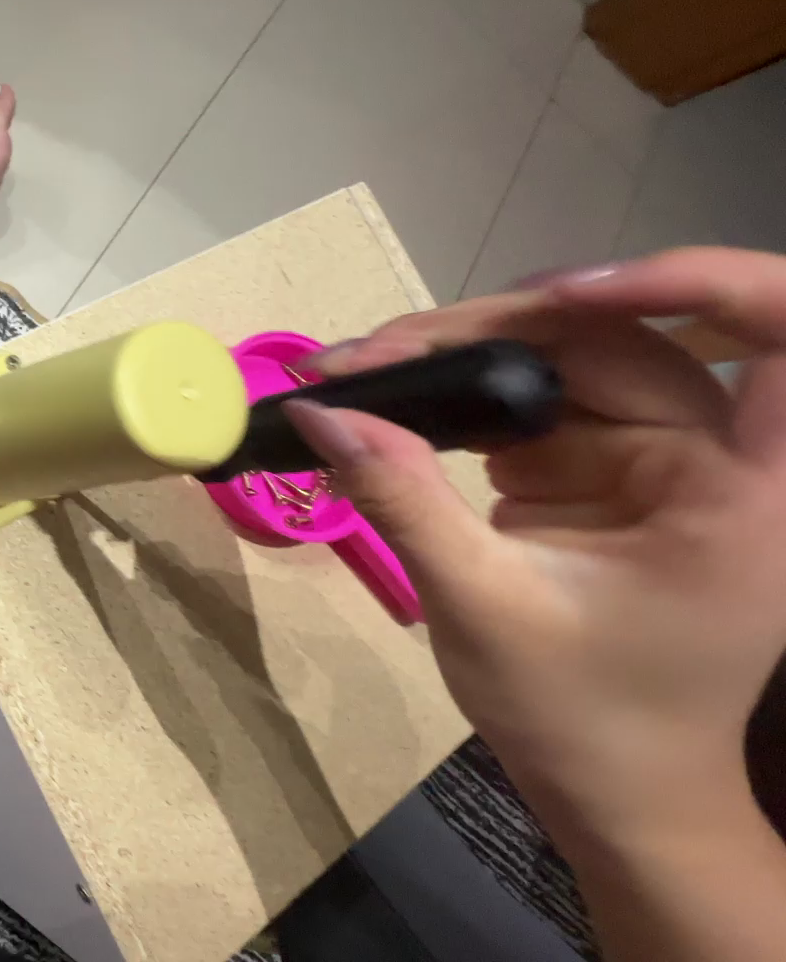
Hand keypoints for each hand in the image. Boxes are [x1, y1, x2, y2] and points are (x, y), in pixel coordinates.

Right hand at [287, 247, 785, 844]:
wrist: (602, 773)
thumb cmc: (572, 706)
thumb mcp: (475, 599)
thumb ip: (399, 497)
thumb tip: (315, 411)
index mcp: (745, 492)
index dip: (697, 285)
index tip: (554, 295)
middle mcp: (712, 456)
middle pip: (615, 340)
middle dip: (482, 330)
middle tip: (366, 355)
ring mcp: (646, 457)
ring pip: (556, 359)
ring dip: (453, 353)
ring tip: (356, 369)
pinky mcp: (589, 466)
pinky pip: (519, 400)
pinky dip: (448, 391)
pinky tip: (384, 399)